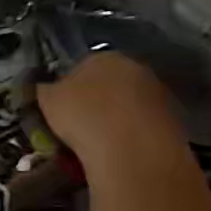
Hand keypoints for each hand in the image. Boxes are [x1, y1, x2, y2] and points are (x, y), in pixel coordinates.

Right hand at [37, 52, 175, 162]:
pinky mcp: (171, 117)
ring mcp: (156, 91)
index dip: (64, 92)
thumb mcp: (47, 102)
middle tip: (73, 132)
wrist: (131, 148)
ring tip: (95, 147)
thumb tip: (39, 89)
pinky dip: (128, 136)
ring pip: (123, 106)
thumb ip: (41, 91)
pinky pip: (139, 125)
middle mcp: (133, 66)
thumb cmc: (83, 117)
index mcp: (101, 56)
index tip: (55, 115)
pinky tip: (116, 153)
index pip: (78, 68)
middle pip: (105, 85)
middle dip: (91, 105)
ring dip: (110, 121)